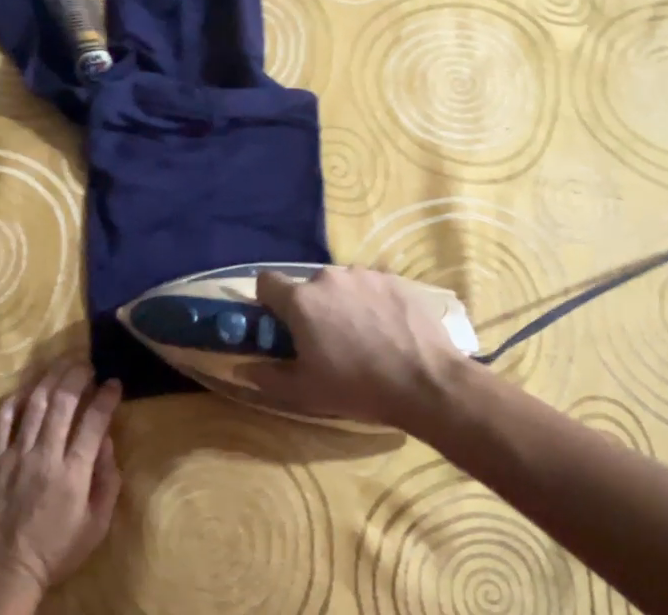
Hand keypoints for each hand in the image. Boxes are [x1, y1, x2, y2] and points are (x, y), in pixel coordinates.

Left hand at [0, 359, 124, 612]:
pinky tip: (28, 388)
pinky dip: (16, 397)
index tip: (114, 382)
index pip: (94, 422)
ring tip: (63, 363)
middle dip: (78, 376)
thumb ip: (106, 482)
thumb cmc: (55, 550)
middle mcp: (44, 454)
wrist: (4, 569)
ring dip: (51, 377)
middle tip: (88, 364)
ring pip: (35, 402)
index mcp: (73, 473)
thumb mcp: (95, 526)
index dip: (106, 398)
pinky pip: (2, 417)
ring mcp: (15, 453)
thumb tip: (107, 443)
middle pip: (63, 401)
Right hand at [245, 265, 475, 433]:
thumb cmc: (357, 388)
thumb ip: (267, 376)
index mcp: (300, 300)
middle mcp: (328, 278)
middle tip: (327, 340)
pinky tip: (389, 331)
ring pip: (341, 285)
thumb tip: (240, 368)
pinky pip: (372, 286)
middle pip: (308, 286)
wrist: (427, 384)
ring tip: (364, 336)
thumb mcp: (305, 392)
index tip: (281, 325)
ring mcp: (364, 275)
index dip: (268, 302)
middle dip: (312, 308)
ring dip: (343, 304)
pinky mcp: (395, 279)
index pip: (266, 282)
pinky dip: (373, 303)